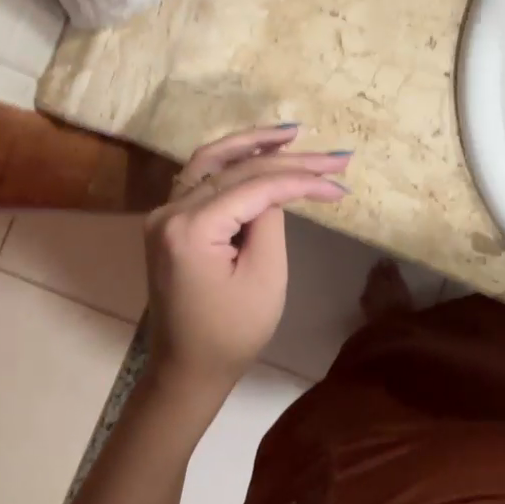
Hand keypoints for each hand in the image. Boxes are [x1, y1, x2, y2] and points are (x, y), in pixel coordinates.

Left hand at [141, 125, 349, 401]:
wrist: (188, 368)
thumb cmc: (232, 333)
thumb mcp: (264, 277)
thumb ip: (269, 222)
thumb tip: (278, 189)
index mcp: (190, 228)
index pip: (254, 187)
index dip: (301, 180)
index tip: (340, 183)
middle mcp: (169, 211)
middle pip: (234, 169)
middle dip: (288, 160)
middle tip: (333, 157)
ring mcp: (164, 215)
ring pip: (210, 162)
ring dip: (252, 146)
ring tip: (291, 135)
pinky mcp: (170, 224)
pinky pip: (200, 180)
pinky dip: (230, 164)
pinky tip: (258, 155)